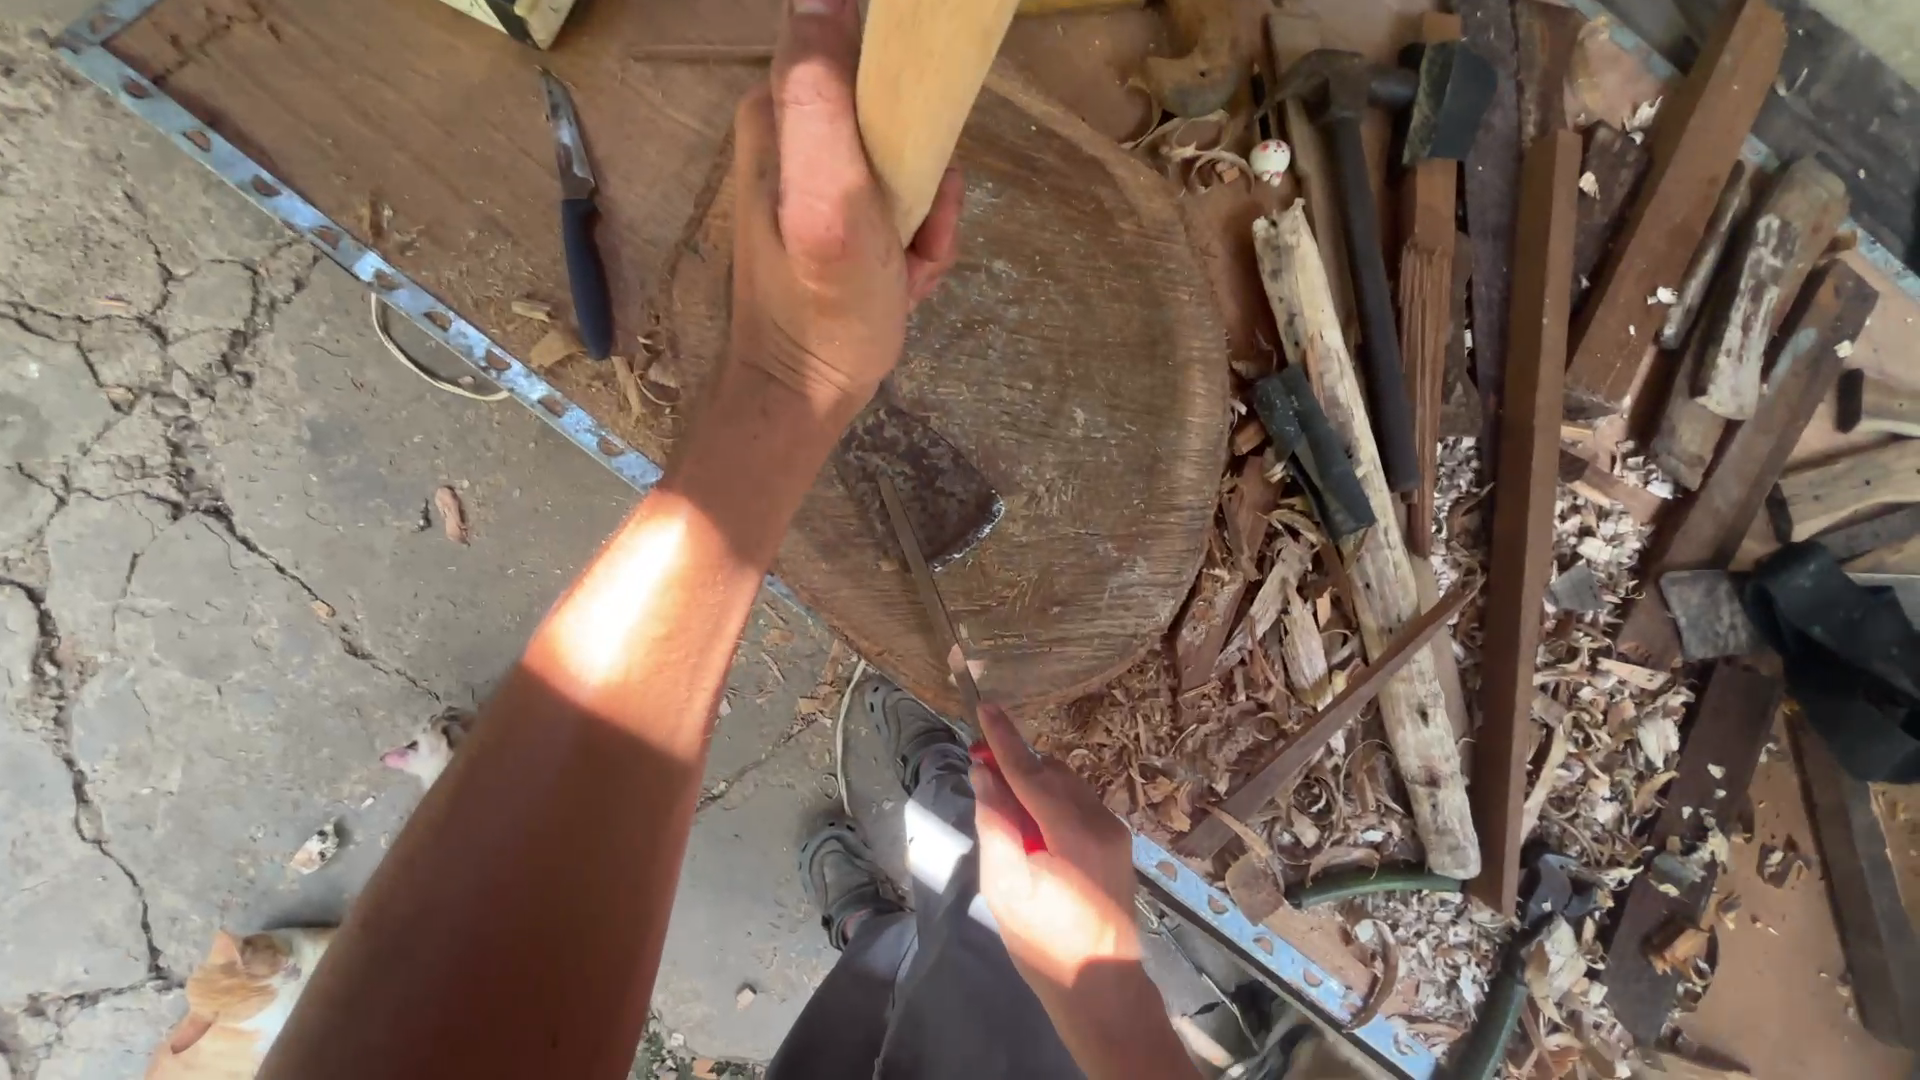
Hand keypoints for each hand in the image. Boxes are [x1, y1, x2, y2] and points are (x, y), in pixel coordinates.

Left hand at [729, 0, 966, 420]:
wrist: (807, 394)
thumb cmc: (822, 308)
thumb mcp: (827, 198)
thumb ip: (820, 95)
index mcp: (782, 115)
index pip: (856, 49)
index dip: (902, 94)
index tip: (916, 148)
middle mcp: (798, 141)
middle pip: (894, 117)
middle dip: (922, 179)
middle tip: (914, 232)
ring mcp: (823, 187)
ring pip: (909, 169)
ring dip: (927, 221)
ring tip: (908, 269)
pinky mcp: (844, 225)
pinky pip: (904, 212)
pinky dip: (918, 249)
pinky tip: (906, 284)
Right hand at [971, 703, 1142, 992]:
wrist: (1103, 990)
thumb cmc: (1045, 944)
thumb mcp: (1005, 888)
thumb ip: (995, 823)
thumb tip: (985, 774)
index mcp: (1073, 830)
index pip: (1030, 770)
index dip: (1003, 738)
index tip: (985, 705)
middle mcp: (1100, 820)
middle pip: (1050, 772)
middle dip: (1015, 764)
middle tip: (980, 772)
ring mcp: (1113, 831)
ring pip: (1066, 784)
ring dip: (1033, 783)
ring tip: (1005, 810)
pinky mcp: (1117, 843)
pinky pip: (1078, 802)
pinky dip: (1050, 800)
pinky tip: (1033, 829)